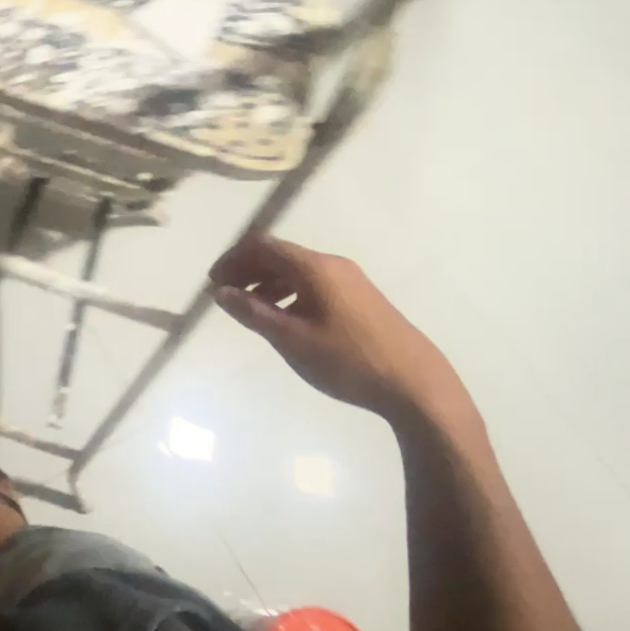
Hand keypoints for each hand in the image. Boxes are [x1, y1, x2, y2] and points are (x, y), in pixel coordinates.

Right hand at [209, 238, 472, 427]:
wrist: (416, 384)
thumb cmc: (347, 360)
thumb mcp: (291, 339)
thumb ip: (252, 312)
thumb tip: (221, 292)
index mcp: (314, 268)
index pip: (263, 246)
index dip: (233, 259)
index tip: (213, 282)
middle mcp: (332, 265)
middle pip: (279, 255)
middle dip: (247, 270)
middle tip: (224, 295)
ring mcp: (350, 281)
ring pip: (296, 271)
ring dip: (266, 283)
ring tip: (248, 309)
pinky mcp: (360, 299)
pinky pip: (313, 284)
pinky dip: (287, 293)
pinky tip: (282, 318)